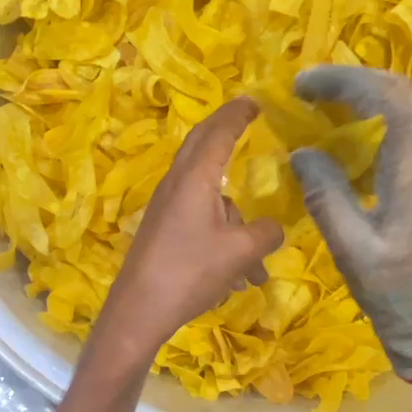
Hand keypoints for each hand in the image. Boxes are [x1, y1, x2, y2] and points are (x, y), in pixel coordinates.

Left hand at [93, 98, 283, 364]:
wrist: (139, 310)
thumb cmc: (190, 271)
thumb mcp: (240, 253)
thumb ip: (265, 234)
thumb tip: (273, 228)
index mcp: (194, 178)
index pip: (218, 132)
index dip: (237, 114)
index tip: (254, 101)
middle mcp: (176, 186)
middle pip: (201, 148)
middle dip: (225, 134)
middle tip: (246, 122)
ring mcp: (165, 210)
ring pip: (207, 198)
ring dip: (235, 222)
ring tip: (255, 269)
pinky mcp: (161, 234)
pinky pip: (198, 223)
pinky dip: (221, 240)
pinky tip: (235, 281)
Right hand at [290, 66, 411, 382]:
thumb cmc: (391, 289)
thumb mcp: (350, 248)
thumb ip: (326, 196)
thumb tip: (302, 154)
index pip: (391, 100)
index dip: (347, 82)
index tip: (303, 86)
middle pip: (401, 96)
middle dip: (352, 82)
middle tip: (306, 89)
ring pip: (403, 111)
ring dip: (361, 98)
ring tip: (318, 105)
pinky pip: (400, 133)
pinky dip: (368, 121)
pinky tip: (340, 135)